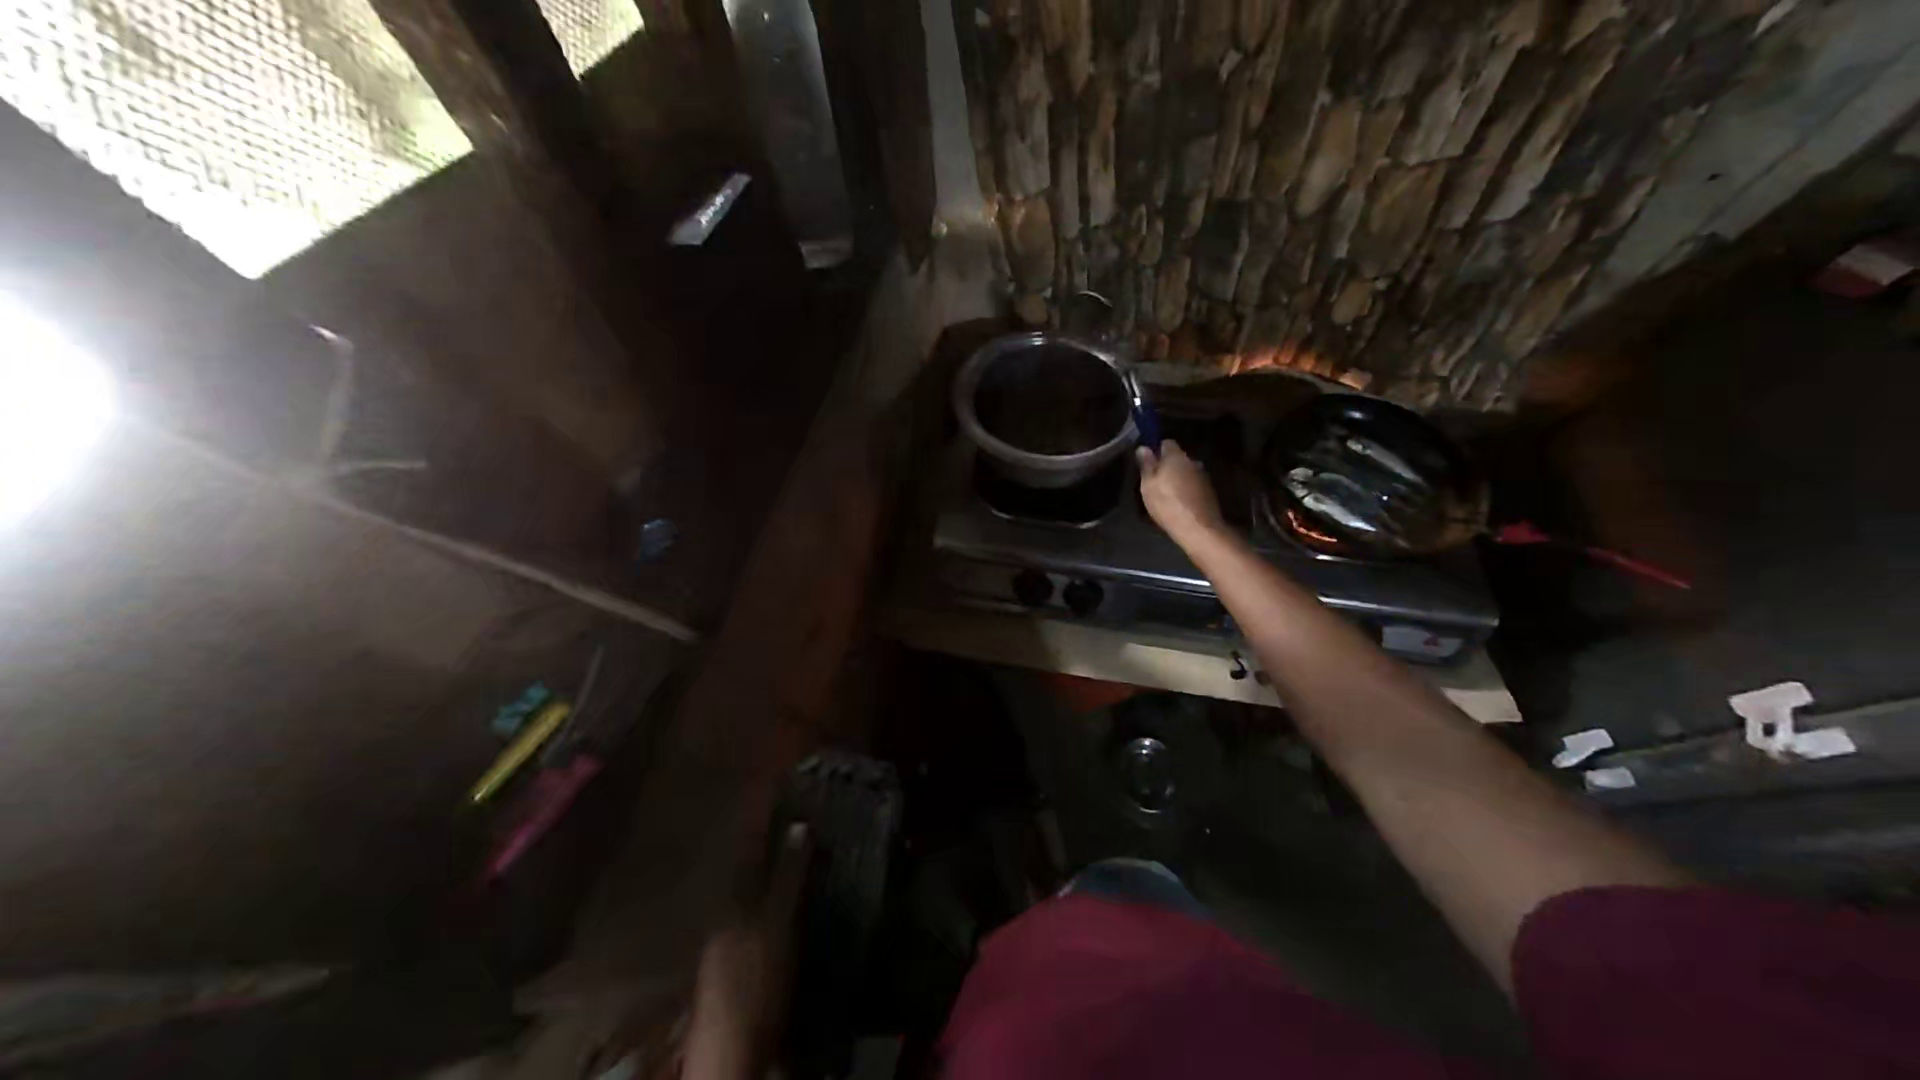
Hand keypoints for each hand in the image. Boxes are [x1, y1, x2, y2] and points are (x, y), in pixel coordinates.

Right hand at [1138, 440, 1224, 543]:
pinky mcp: (1209, 492)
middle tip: (1155, 481)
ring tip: (1167, 494)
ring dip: (1178, 478)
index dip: (1157, 450)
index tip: (1148, 463)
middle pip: (1178, 458)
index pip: (1167, 443)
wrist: (1198, 528)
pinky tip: (1179, 503)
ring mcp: (1203, 476)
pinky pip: (1194, 485)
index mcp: (1176, 456)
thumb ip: (1146, 465)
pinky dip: (1187, 490)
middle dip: (1168, 466)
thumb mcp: (1148, 484)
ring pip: (1187, 471)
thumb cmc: (1167, 503)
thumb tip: (1144, 447)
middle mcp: (1193, 461)